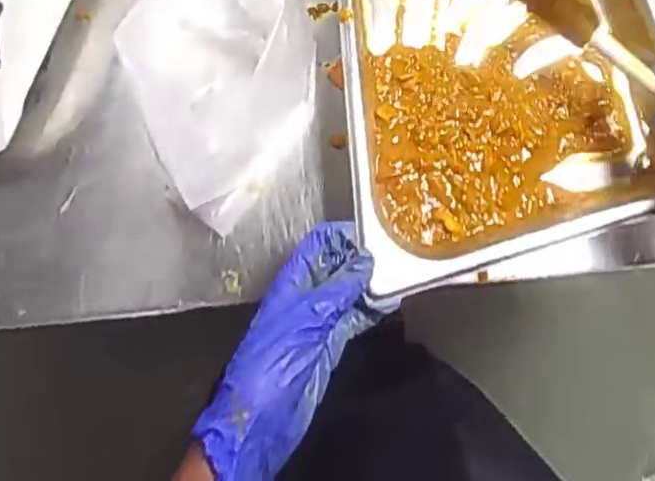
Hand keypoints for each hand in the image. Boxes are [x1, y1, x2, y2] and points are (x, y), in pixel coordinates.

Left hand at [191, 222, 381, 480]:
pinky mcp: (330, 342)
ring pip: (350, 290)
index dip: (344, 234)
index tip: (373, 232)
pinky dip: (372, 308)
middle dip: (363, 257)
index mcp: (293, 280)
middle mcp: (307, 295)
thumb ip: (340, 288)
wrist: (258, 423)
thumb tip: (366, 260)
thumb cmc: (272, 362)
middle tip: (392, 253)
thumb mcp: (308, 318)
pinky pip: (354, 317)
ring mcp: (319, 319)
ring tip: (397, 276)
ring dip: (372, 283)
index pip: (320, 242)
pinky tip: (389, 303)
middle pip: (338, 264)